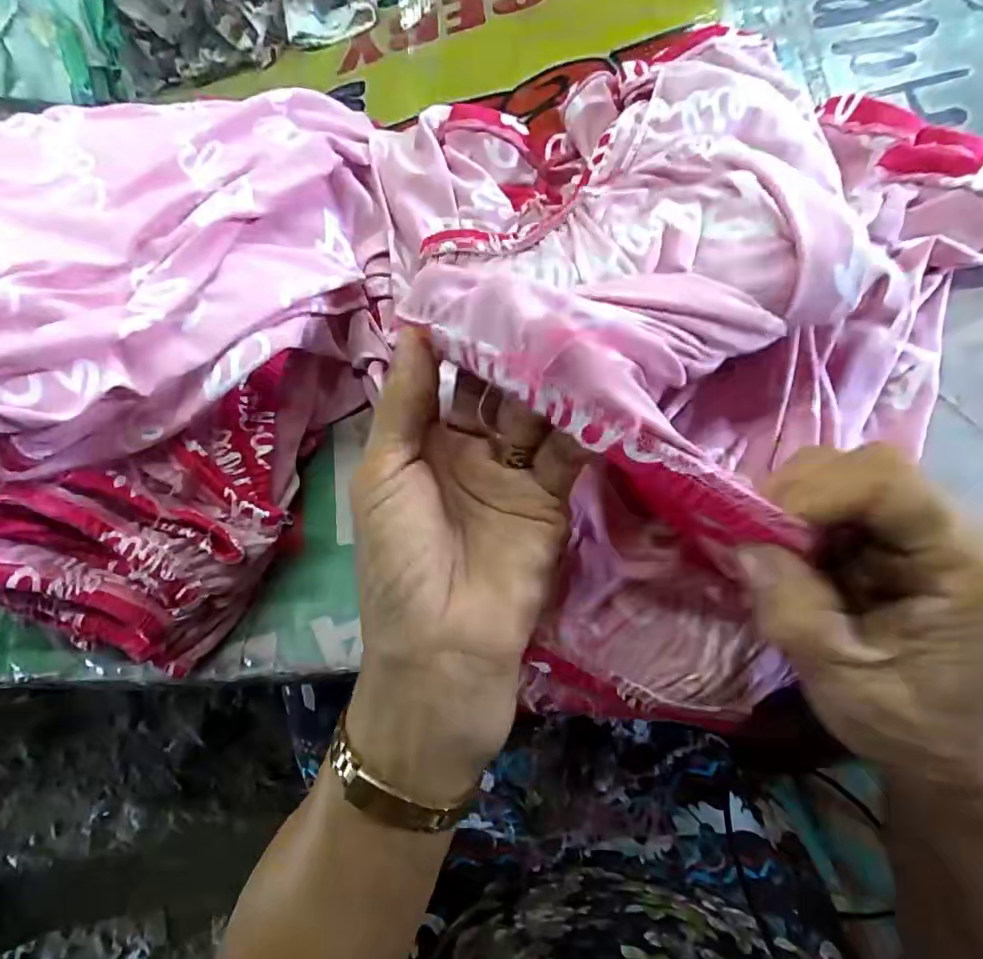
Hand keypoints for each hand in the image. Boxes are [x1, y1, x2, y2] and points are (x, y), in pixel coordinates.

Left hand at [347, 328, 589, 802]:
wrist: (443, 651)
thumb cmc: (398, 562)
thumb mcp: (384, 475)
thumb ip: (405, 404)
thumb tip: (414, 328)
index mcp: (420, 444)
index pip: (447, 375)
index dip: (464, 336)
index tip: (486, 284)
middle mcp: (467, 453)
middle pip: (497, 388)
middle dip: (517, 348)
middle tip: (546, 294)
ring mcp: (512, 477)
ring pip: (536, 414)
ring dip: (553, 378)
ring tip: (577, 325)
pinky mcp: (551, 503)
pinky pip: (567, 452)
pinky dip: (582, 421)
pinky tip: (597, 380)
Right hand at [738, 444, 982, 791]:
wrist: (958, 763)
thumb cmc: (906, 728)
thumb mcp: (836, 677)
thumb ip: (791, 607)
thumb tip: (743, 544)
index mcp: (967, 568)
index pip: (889, 482)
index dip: (811, 492)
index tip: (758, 531)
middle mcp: (967, 537)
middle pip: (872, 469)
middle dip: (798, 497)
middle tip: (756, 541)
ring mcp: (944, 539)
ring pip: (858, 482)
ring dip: (800, 510)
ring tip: (776, 556)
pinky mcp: (918, 549)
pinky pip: (856, 510)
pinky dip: (810, 527)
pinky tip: (799, 563)